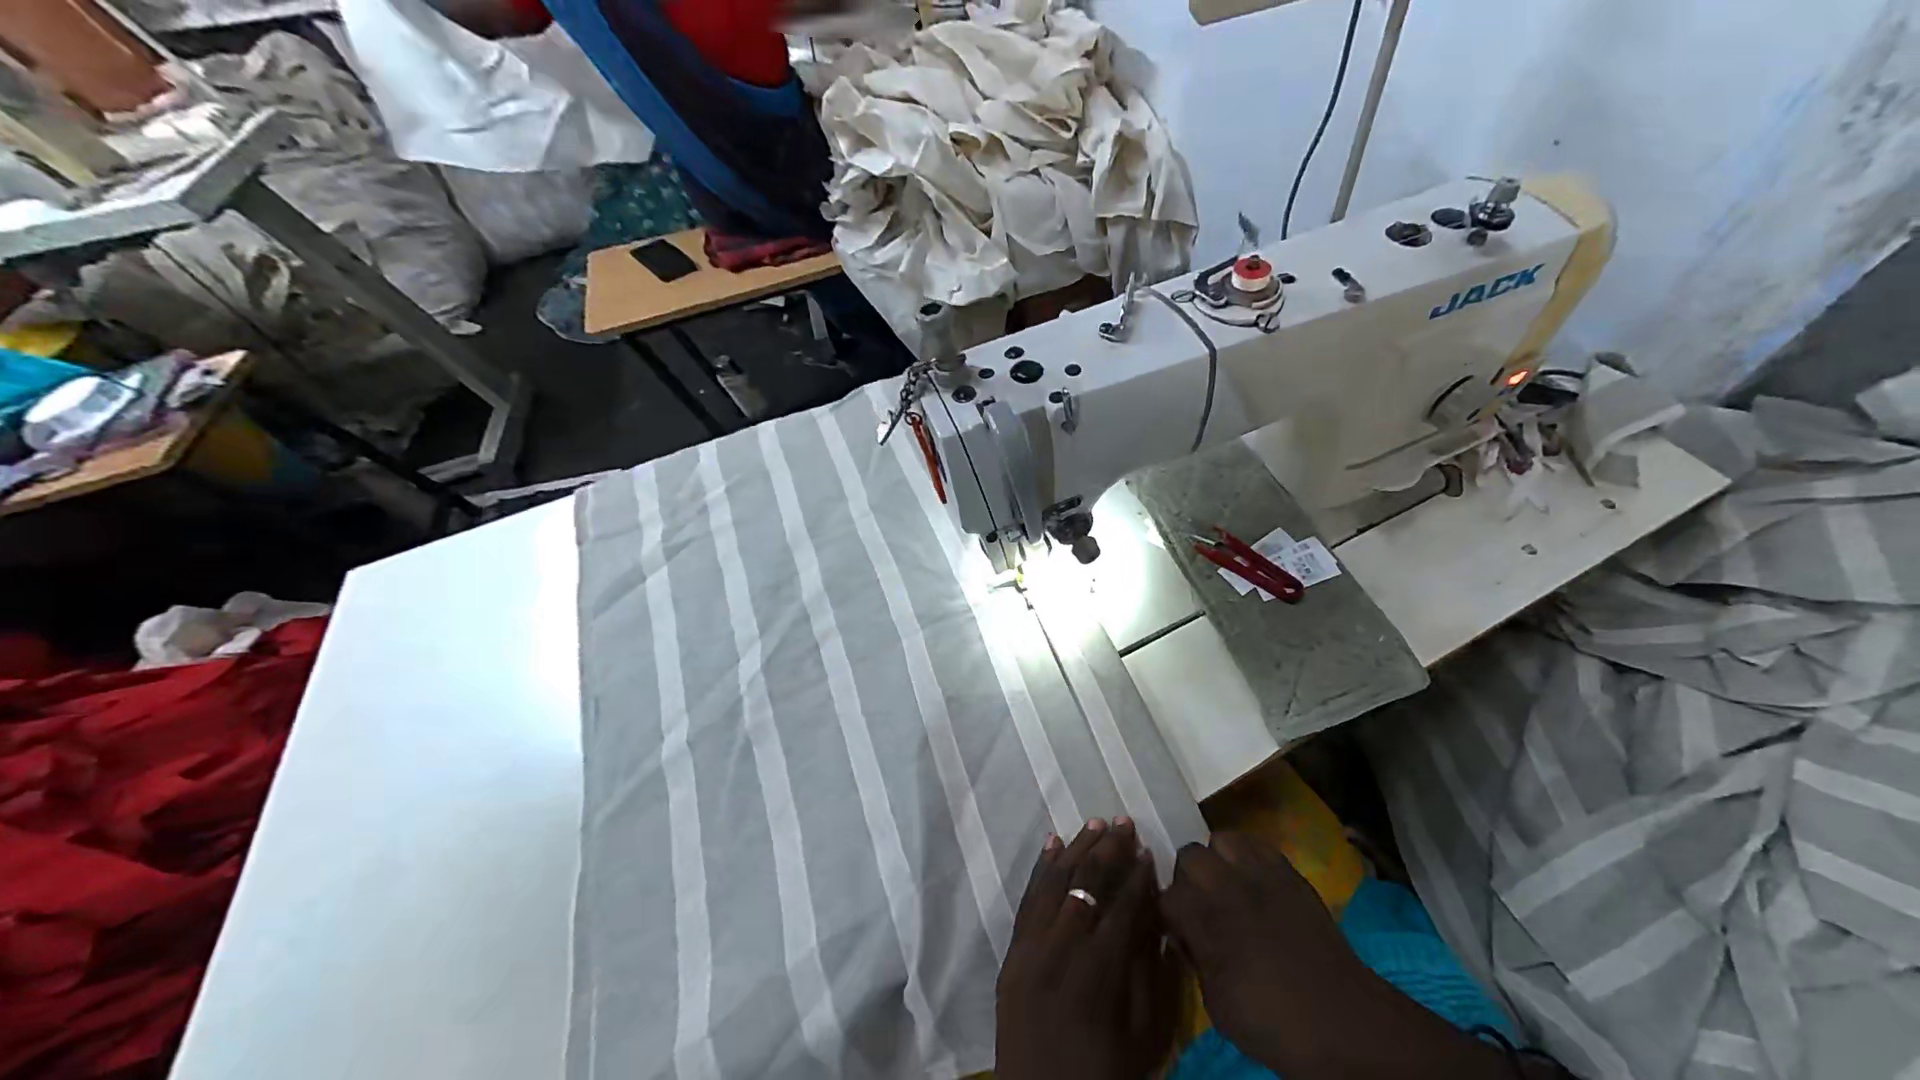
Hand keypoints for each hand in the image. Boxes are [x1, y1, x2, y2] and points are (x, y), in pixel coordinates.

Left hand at [995, 818, 1178, 1079]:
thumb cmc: (1103, 1074)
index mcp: (1098, 975)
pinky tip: (1052, 844)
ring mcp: (1029, 949)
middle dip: (1108, 850)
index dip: (1137, 878)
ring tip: (1095, 822)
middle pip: (1086, 886)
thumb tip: (1160, 919)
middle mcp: (1060, 952)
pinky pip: (1026, 900)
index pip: (1121, 909)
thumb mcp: (1145, 1036)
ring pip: (1054, 883)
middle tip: (1124, 821)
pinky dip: (1040, 868)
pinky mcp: (1011, 953)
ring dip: (1076, 849)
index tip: (1149, 850)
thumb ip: (1153, 975)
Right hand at [1162, 834, 1518, 1079]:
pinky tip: (1254, 883)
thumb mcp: (1215, 1003)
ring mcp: (1260, 874)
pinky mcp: (1289, 873)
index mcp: (1204, 920)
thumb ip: (1194, 957)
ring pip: (1222, 841)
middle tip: (1202, 906)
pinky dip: (1248, 858)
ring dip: (1219, 861)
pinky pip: (1256, 846)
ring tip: (1227, 886)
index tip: (1177, 930)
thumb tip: (1186, 934)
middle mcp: (1227, 887)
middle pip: (1189, 857)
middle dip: (1189, 879)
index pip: (1165, 895)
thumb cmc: (1273, 1022)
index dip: (1168, 914)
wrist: (1344, 1023)